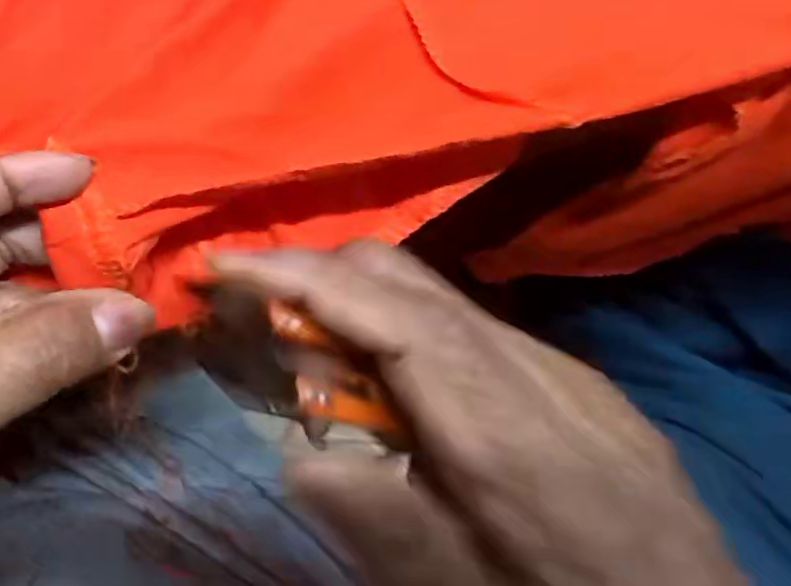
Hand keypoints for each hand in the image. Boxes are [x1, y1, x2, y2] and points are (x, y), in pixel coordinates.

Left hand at [0, 152, 154, 585]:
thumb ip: (45, 345)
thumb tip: (136, 308)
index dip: (14, 177)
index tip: (84, 170)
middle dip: (39, 226)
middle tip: (107, 225)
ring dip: (52, 277)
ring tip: (114, 271)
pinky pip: (5, 326)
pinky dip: (49, 323)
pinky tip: (96, 320)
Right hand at [213, 243, 743, 585]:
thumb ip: (384, 524)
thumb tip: (291, 453)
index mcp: (515, 436)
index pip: (389, 312)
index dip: (297, 276)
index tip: (219, 266)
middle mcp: (540, 375)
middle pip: (400, 274)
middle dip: (307, 271)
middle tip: (246, 308)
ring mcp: (562, 367)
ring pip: (423, 283)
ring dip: (344, 291)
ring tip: (301, 339)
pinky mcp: (571, 375)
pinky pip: (453, 313)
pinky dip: (389, 316)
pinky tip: (380, 372)